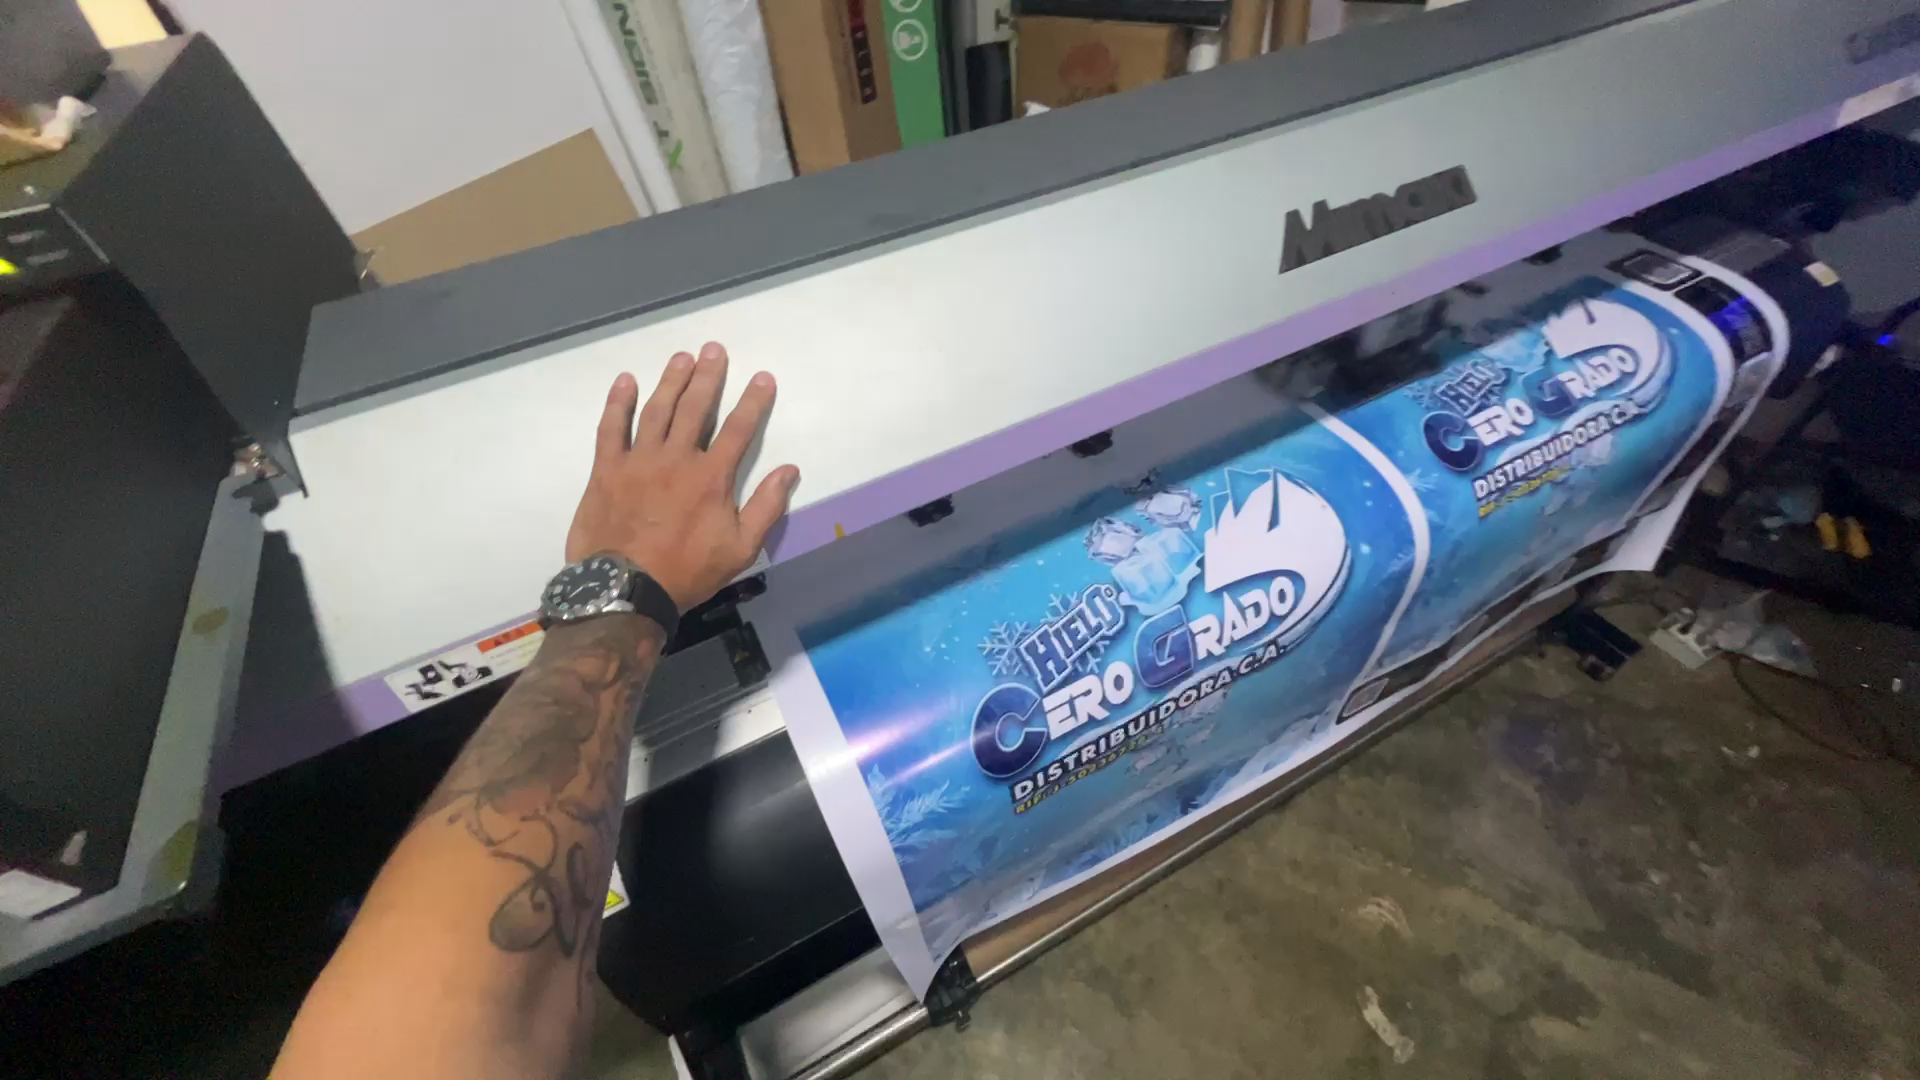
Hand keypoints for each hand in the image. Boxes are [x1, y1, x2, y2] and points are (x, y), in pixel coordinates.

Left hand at [566, 342, 799, 611]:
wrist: (625, 588)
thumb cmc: (688, 571)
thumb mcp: (741, 548)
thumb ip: (767, 507)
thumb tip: (789, 471)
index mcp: (712, 477)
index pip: (739, 429)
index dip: (753, 401)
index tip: (762, 377)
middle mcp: (677, 458)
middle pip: (696, 408)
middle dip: (708, 377)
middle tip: (715, 350)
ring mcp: (638, 460)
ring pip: (657, 410)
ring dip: (671, 381)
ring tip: (682, 357)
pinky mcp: (607, 469)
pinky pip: (612, 428)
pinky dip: (619, 403)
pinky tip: (627, 381)